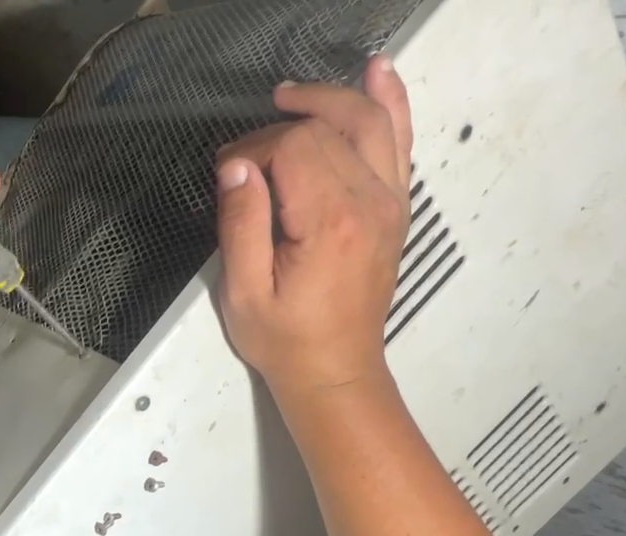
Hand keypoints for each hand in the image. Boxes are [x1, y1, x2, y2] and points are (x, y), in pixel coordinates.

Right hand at [214, 55, 413, 397]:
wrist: (334, 369)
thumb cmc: (283, 339)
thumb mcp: (243, 292)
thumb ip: (241, 224)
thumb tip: (236, 167)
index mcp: (329, 222)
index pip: (295, 147)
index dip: (254, 145)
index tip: (225, 170)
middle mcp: (370, 201)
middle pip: (330, 128)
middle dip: (280, 127)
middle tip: (242, 150)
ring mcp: (390, 201)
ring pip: (370, 121)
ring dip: (332, 98)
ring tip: (291, 94)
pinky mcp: (394, 206)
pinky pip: (400, 140)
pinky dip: (391, 103)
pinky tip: (379, 74)